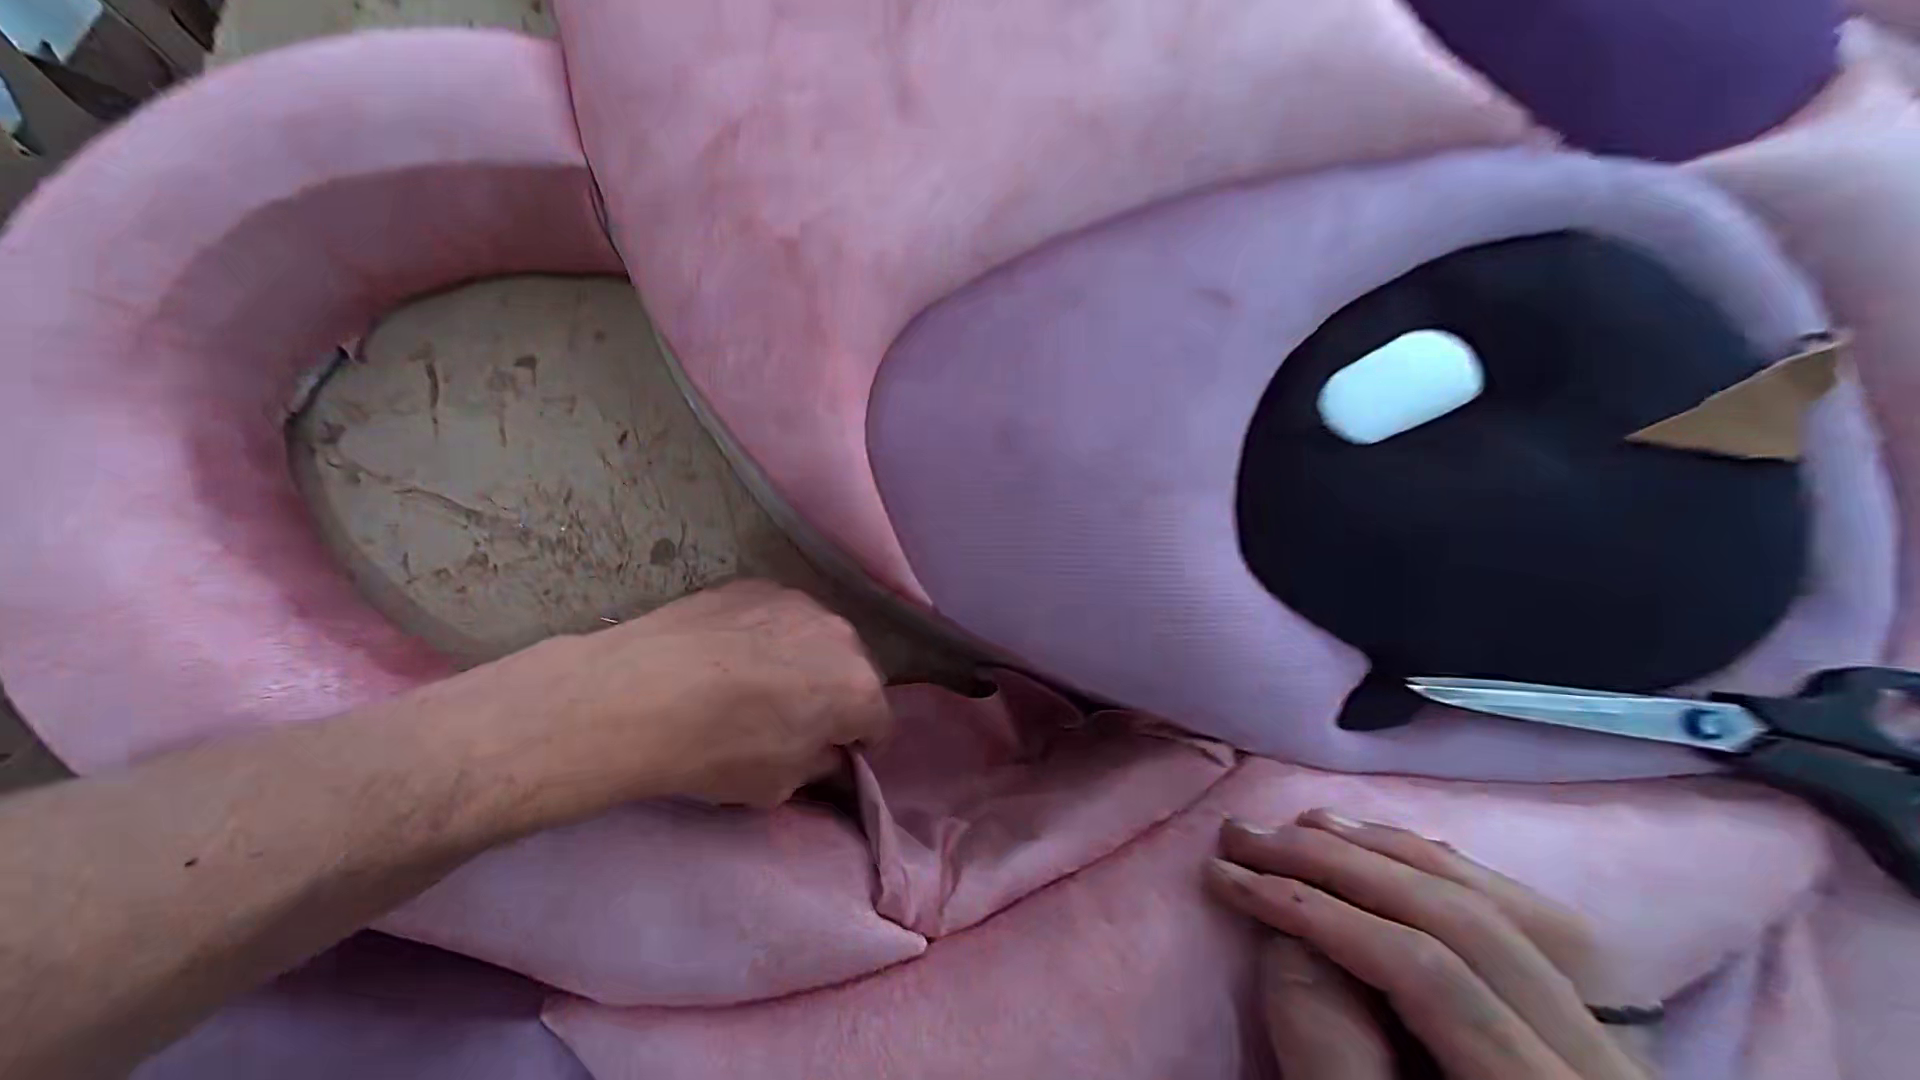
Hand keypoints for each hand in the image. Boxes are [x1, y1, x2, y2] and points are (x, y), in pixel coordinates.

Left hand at [457, 580, 890, 816]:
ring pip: (817, 639)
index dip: (858, 743)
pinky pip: (779, 617)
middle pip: (853, 672)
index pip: (879, 722)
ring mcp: (798, 602)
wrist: (637, 694)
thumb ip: (820, 764)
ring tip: (755, 680)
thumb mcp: (778, 785)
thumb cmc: (717, 751)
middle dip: (834, 696)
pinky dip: (767, 635)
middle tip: (792, 717)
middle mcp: (842, 635)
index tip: (830, 752)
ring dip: (803, 660)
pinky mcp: (757, 584)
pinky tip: (727, 653)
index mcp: (859, 688)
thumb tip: (826, 750)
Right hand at [1206, 812, 1652, 1079]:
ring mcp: (1622, 1034)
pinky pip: (1533, 912)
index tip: (1227, 876)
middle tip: (1250, 835)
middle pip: (1460, 919)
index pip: (1421, 969)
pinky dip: (1445, 866)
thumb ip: (1330, 1047)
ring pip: (1501, 902)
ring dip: (1387, 850)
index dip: (1313, 911)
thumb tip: (1285, 934)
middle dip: (1336, 862)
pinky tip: (1387, 845)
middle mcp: (1606, 1062)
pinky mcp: (1613, 1016)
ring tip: (1304, 823)